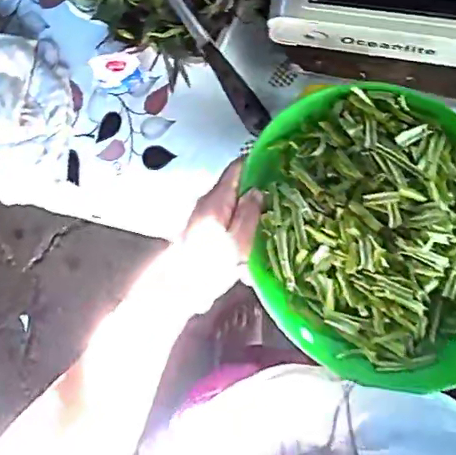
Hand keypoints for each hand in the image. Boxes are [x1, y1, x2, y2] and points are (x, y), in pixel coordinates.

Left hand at [162, 159, 264, 316]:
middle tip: (280, 199)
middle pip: (235, 187)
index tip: (277, 165)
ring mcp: (202, 216)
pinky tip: (248, 250)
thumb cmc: (209, 266)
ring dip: (248, 214)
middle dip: (256, 191)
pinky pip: (225, 222)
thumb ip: (249, 214)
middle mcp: (207, 201)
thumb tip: (257, 190)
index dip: (257, 162)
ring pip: (232, 206)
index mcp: (217, 198)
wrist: (176, 292)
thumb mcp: (238, 242)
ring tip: (268, 227)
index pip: (237, 168)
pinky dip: (238, 229)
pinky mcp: (201, 231)